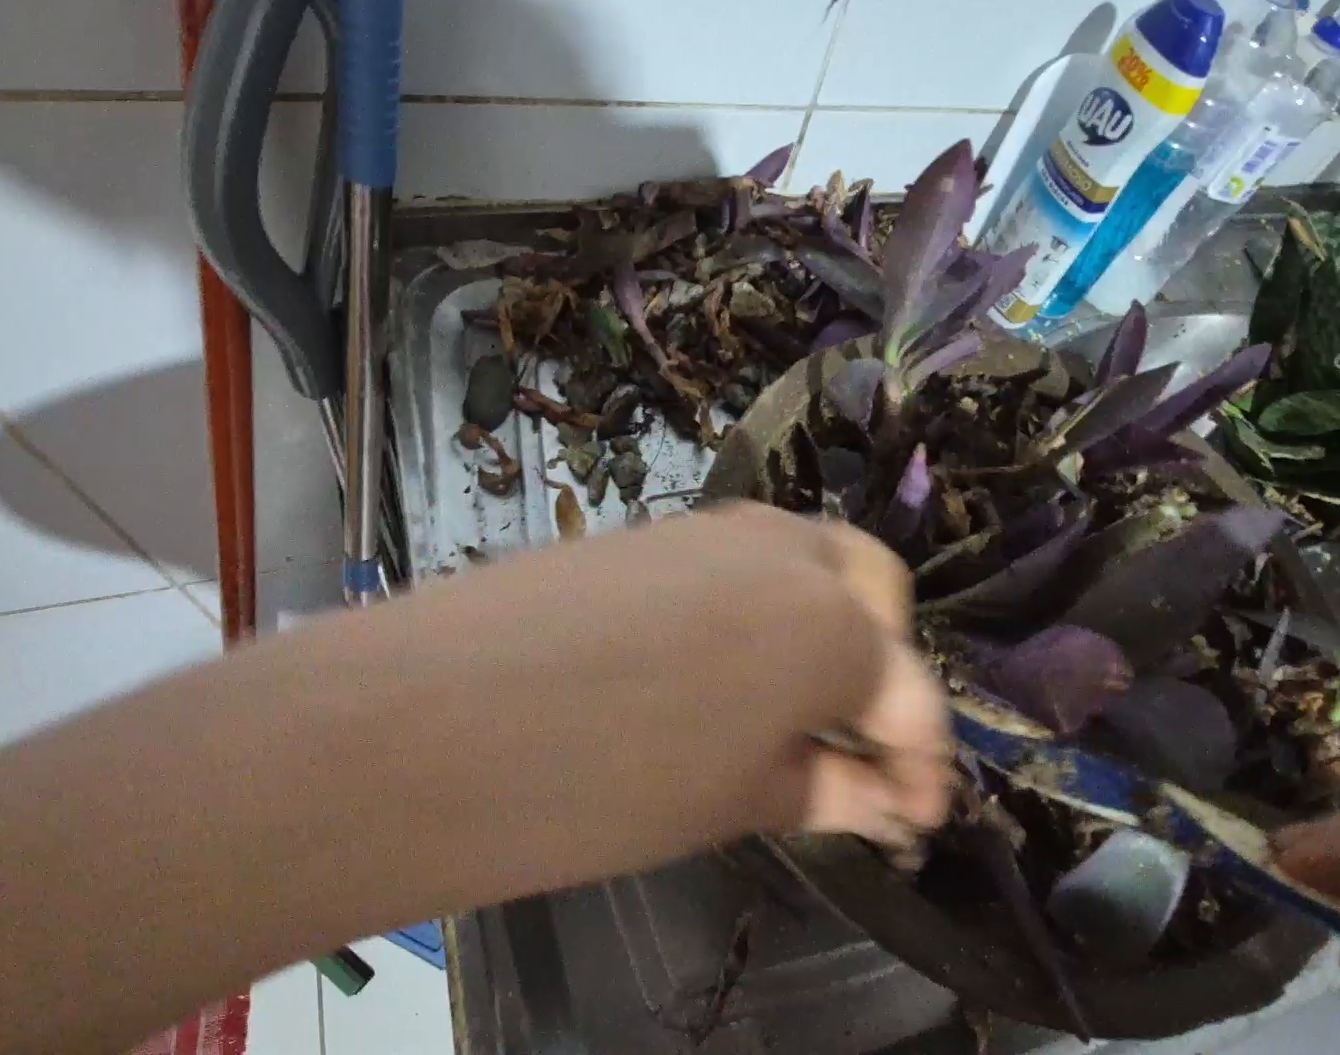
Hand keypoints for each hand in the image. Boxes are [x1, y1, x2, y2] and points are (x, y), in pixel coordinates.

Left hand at [0, 503, 954, 1054]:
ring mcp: (712, 527)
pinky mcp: (651, 529)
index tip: (914, 812)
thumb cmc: (599, 788)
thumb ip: (824, 788)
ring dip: (821, 627)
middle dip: (880, 663)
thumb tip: (883, 800)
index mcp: (832, 625)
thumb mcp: (732, 802)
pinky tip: (718, 669)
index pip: (909, 693)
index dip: (920, 760)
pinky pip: (738, 561)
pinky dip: (757, 609)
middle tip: (851, 739)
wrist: (419, 720)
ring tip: (788, 709)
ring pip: (806, 560)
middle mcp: (785, 549)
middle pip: (871, 589)